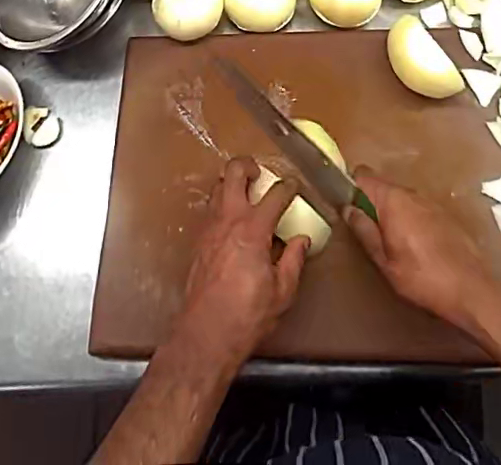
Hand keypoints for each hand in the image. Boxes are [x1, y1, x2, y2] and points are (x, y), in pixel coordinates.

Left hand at [172, 157, 308, 365]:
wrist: (205, 335)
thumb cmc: (246, 316)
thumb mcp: (282, 291)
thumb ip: (294, 260)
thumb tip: (301, 241)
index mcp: (253, 229)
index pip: (275, 195)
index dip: (289, 187)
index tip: (295, 187)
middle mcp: (228, 220)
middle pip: (234, 172)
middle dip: (249, 165)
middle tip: (260, 173)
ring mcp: (209, 228)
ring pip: (217, 187)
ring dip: (231, 183)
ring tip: (246, 193)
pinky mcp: (198, 241)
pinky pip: (210, 210)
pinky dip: (221, 205)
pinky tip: (232, 222)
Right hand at [344, 167, 500, 338]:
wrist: (472, 290)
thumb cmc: (423, 278)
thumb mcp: (385, 261)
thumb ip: (365, 231)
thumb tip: (348, 210)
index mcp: (393, 200)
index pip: (363, 175)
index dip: (351, 185)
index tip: (345, 204)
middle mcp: (412, 193)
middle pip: (382, 187)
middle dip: (371, 204)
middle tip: (368, 232)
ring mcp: (431, 202)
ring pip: (401, 199)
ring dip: (392, 213)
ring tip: (392, 244)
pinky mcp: (445, 215)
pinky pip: (418, 209)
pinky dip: (411, 220)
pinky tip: (415, 247)